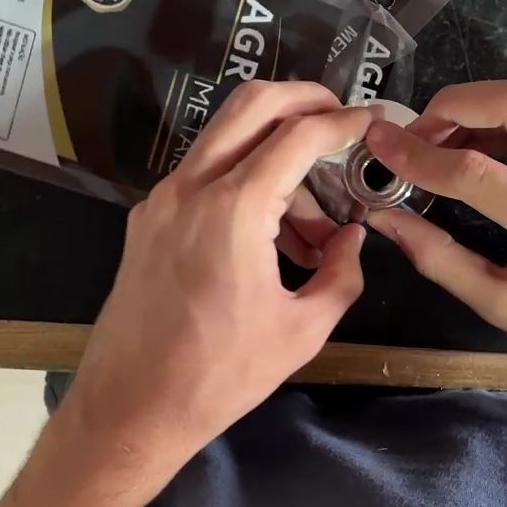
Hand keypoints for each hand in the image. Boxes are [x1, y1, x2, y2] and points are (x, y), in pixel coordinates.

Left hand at [54, 81, 371, 481]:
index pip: (299, 136)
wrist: (132, 406)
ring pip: (228, 140)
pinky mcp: (148, 221)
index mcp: (234, 208)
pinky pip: (206, 176)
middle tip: (342, 120)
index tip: (374, 121)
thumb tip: (352, 238)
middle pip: (251, 105)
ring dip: (276, 155)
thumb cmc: (224, 374)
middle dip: (304, 100)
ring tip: (315, 226)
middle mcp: (192, 187)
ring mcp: (162, 200)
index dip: (344, 123)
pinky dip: (245, 182)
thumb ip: (341, 273)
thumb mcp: (304, 330)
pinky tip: (271, 236)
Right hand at [364, 78, 506, 395]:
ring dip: (484, 106)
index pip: (476, 171)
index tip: (380, 144)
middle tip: (417, 133)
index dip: (418, 155)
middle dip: (455, 104)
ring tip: (445, 140)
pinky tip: (485, 148)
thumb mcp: (505, 307)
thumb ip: (441, 260)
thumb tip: (387, 219)